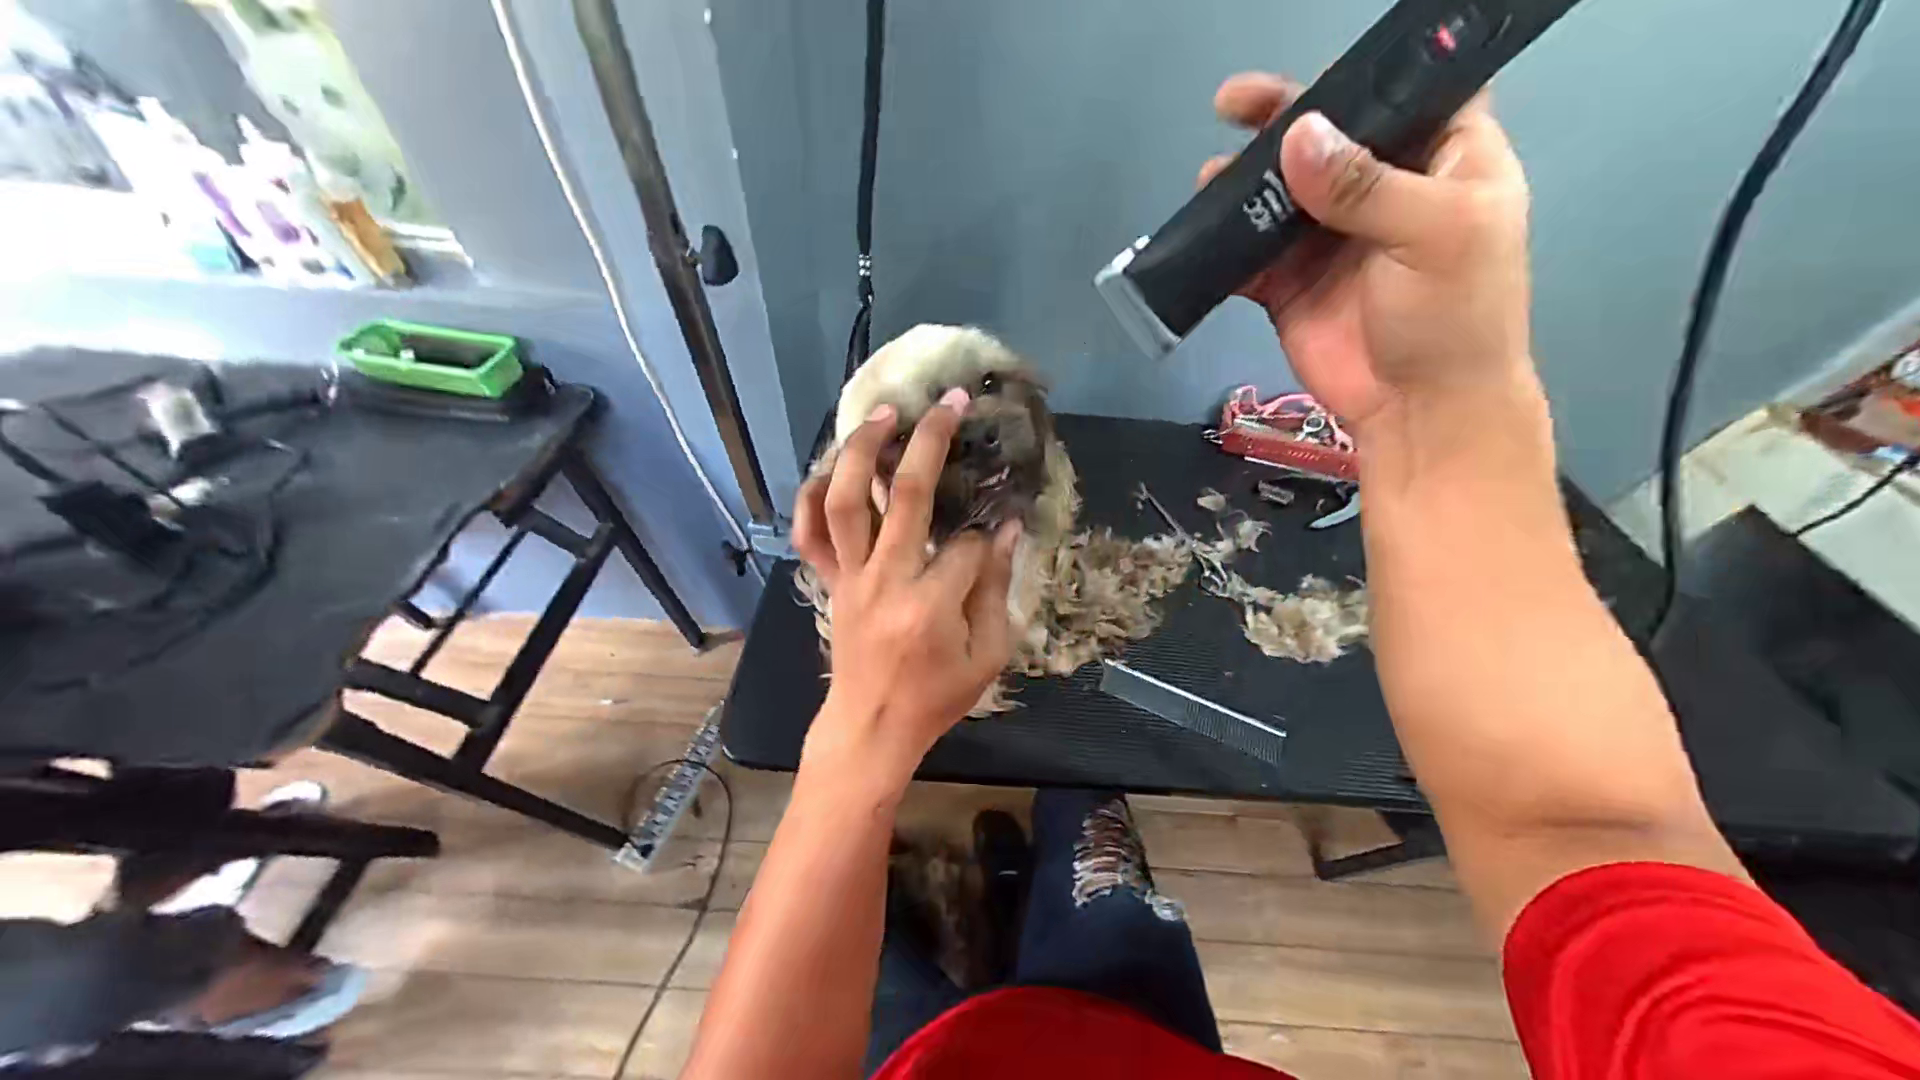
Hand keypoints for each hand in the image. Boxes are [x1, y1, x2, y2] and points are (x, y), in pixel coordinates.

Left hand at [791, 388, 1019, 784]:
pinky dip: (812, 497)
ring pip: (846, 502)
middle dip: (933, 441)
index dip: (986, 534)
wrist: (872, 726)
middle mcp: (885, 579)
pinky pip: (810, 534)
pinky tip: (830, 468)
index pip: (965, 545)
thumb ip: (996, 590)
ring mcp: (850, 577)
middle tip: (950, 404)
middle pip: (906, 494)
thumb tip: (1007, 529)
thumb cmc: (936, 698)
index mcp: (930, 605)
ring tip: (884, 415)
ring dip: (863, 451)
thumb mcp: (986, 656)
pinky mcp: (831, 582)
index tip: (998, 528)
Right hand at [1201, 74, 1536, 437]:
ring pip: (1280, 196)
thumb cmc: (1455, 316)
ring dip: (1243, 185)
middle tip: (1232, 107)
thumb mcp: (1434, 235)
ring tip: (1210, 180)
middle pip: (1326, 139)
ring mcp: (1328, 241)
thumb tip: (1296, 137)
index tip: (1306, 78)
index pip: (1402, 94)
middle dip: (1280, 121)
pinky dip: (1225, 247)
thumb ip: (1366, 185)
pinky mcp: (1288, 285)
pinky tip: (1203, 236)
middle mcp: (1380, 192)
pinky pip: (1250, 256)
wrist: (1417, 409)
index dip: (1357, 78)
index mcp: (1441, 161)